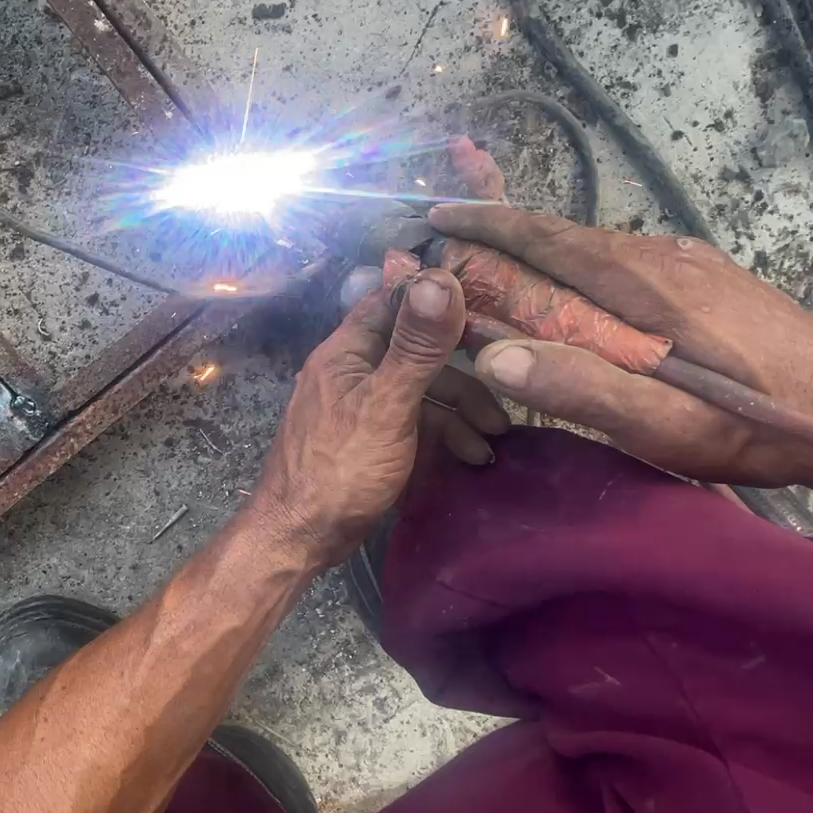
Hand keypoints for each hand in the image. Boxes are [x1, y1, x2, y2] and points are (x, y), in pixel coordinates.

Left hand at [250, 268, 508, 561]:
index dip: (440, 298)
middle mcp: (350, 370)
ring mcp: (360, 405)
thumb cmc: (339, 466)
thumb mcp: (385, 403)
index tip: (496, 305)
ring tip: (498, 435)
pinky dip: (445, 432)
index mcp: (345, 351)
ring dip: (462, 406)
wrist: (301, 534)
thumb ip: (414, 346)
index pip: (394, 302)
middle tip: (512, 384)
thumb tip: (437, 278)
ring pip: (421, 388)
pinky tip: (474, 456)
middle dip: (465, 366)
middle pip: (416, 348)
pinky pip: (414, 421)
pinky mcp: (370, 437)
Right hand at [426, 200, 812, 488]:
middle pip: (565, 237)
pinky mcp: (707, 280)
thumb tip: (490, 354)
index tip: (437, 215)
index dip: (488, 224)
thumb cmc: (761, 427)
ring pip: (592, 248)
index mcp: (647, 283)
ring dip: (535, 254)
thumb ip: (580, 387)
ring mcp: (690, 265)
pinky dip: (572, 266)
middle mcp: (666, 258)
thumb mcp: (665, 423)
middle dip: (500, 237)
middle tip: (448, 253)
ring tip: (492, 275)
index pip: (549, 237)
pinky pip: (620, 261)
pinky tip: (565, 295)